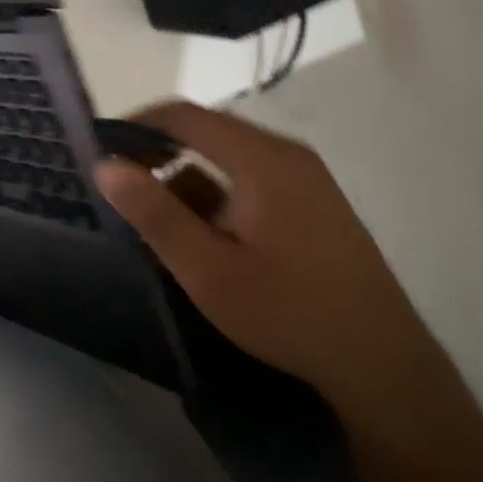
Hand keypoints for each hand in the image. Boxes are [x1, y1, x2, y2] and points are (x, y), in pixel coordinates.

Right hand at [93, 101, 437, 401]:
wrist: (381, 365)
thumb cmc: (288, 312)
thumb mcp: (207, 269)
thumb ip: (154, 213)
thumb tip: (104, 165)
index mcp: (263, 159)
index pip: (184, 116)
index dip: (136, 126)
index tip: (100, 152)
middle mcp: (287, 155)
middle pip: (205, 133)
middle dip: (158, 156)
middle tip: (122, 191)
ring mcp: (306, 178)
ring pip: (226, 160)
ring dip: (187, 182)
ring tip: (158, 226)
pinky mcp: (314, 203)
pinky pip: (250, 180)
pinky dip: (217, 197)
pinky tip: (204, 239)